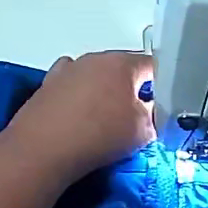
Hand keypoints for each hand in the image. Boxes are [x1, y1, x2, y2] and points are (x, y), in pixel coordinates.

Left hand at [0, 51, 154, 182]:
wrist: (43, 149)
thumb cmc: (99, 135)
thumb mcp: (143, 131)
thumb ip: (154, 115)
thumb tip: (151, 110)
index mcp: (122, 62)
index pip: (153, 66)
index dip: (163, 85)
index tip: (164, 105)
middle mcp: (93, 58)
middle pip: (122, 69)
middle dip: (131, 89)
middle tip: (136, 117)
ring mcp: (67, 69)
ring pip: (95, 76)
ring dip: (103, 92)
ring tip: (104, 121)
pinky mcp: (47, 85)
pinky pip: (72, 87)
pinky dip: (78, 97)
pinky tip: (78, 117)